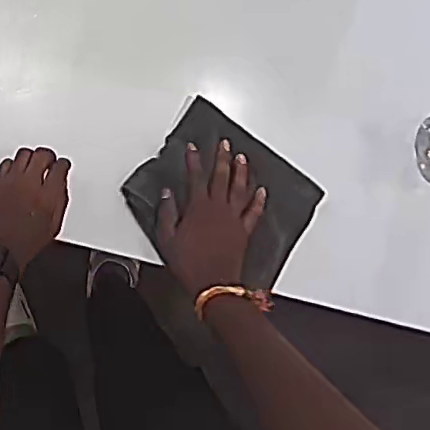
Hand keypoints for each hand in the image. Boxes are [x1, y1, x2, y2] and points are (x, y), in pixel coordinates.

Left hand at [0, 147, 71, 268]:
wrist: (0, 249)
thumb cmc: (25, 243)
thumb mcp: (53, 226)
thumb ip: (60, 201)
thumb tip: (61, 185)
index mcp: (48, 196)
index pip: (59, 167)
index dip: (62, 164)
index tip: (62, 165)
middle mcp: (30, 184)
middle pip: (41, 155)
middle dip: (48, 156)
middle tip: (49, 161)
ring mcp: (12, 181)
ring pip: (23, 154)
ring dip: (31, 157)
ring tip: (33, 164)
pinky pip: (7, 163)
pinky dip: (13, 164)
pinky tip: (17, 171)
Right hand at [158, 139, 266, 296]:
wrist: (214, 285)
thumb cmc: (188, 262)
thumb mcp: (167, 237)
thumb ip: (167, 213)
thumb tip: (168, 193)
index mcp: (197, 208)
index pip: (195, 177)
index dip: (194, 161)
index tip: (193, 147)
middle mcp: (218, 209)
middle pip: (221, 177)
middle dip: (222, 158)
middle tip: (224, 144)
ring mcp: (233, 219)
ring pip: (239, 189)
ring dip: (241, 172)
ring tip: (242, 158)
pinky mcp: (244, 231)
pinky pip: (253, 212)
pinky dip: (258, 200)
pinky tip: (261, 190)